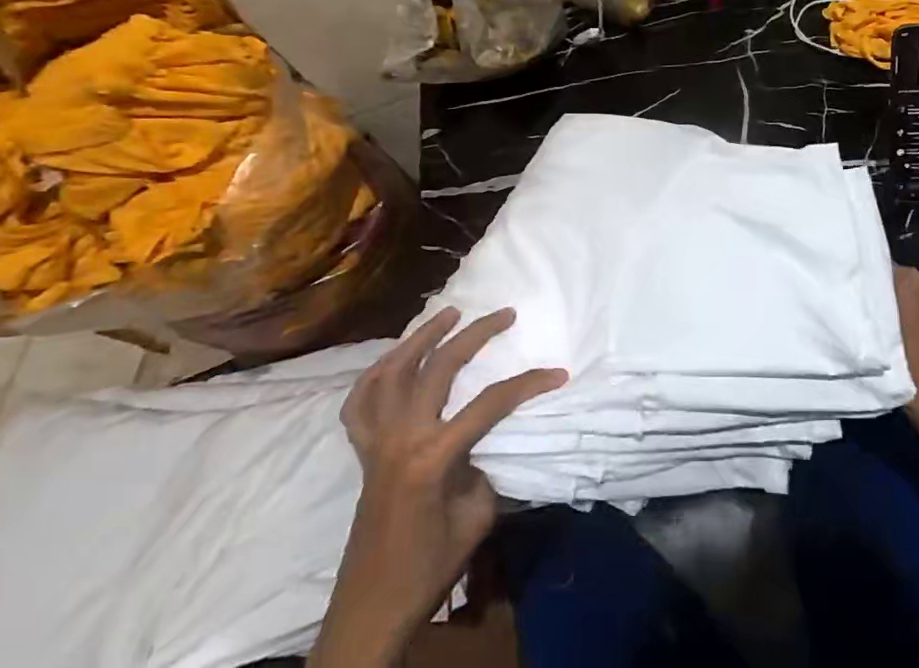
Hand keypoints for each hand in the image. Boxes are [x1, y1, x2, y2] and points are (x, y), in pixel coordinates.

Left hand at [309, 308, 566, 667]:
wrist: (372, 605)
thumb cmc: (432, 565)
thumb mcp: (478, 515)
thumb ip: (488, 465)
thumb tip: (493, 437)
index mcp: (434, 456)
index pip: (491, 403)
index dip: (529, 383)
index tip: (558, 373)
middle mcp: (400, 437)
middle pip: (438, 368)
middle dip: (475, 334)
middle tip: (505, 314)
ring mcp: (375, 442)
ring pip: (391, 372)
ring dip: (419, 338)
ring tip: (447, 315)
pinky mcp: (362, 452)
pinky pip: (360, 402)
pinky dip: (376, 374)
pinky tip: (394, 360)